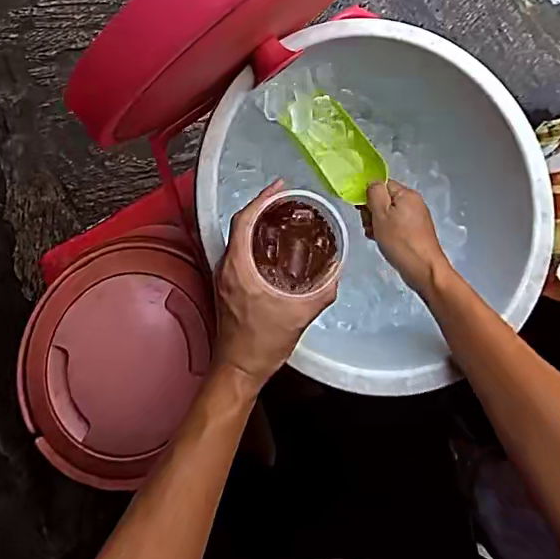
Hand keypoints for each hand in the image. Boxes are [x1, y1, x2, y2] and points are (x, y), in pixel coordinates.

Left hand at [213, 180, 337, 387]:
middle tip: (282, 199)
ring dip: (255, 223)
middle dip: (260, 207)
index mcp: (238, 268)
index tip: (278, 188)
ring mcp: (222, 277)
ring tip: (278, 217)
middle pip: (239, 224)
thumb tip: (336, 274)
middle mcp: (226, 268)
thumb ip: (322, 293)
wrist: (237, 370)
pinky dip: (251, 240)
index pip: (244, 220)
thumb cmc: (260, 345)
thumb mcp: (298, 316)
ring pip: (237, 238)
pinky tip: (269, 246)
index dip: (261, 199)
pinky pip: (237, 252)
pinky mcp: (225, 287)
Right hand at [361, 179, 450, 293]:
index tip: (361, 210)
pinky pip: (396, 224)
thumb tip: (372, 184)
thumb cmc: (400, 241)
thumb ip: (374, 193)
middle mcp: (413, 202)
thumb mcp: (381, 214)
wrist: (424, 270)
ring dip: (377, 223)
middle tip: (369, 226)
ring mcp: (416, 217)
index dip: (368, 195)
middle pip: (385, 198)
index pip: (381, 184)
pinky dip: (387, 231)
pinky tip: (382, 241)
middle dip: (372, 211)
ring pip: (389, 213)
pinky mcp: (416, 231)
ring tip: (375, 236)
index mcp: (406, 194)